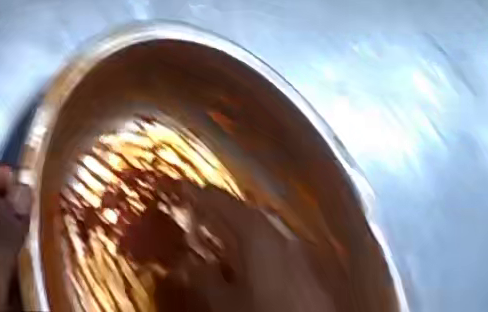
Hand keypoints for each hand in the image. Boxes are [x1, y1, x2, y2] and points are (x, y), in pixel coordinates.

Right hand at [163, 185, 335, 311]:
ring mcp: (301, 255)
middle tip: (193, 214)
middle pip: (241, 212)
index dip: (194, 193)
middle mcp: (281, 232)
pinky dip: (257, 253)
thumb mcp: (225, 303)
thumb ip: (203, 277)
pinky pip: (277, 253)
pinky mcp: (313, 279)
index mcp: (257, 229)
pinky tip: (248, 267)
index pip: (217, 197)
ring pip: (261, 233)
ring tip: (217, 242)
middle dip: (217, 213)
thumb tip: (185, 261)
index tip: (175, 187)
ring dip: (238, 234)